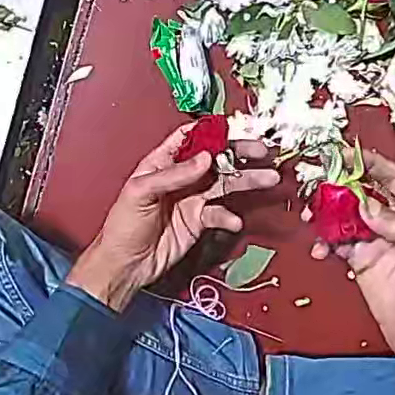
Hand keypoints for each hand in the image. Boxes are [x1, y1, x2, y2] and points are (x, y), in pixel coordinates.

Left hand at [69, 122, 280, 310]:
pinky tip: (234, 222)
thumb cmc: (124, 224)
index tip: (232, 128)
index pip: (190, 138)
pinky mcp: (200, 220)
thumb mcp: (141, 192)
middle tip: (262, 151)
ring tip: (269, 178)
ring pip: (225, 182)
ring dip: (247, 180)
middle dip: (239, 152)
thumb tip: (207, 158)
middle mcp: (183, 176)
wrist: (126, 265)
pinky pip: (220, 213)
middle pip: (216, 158)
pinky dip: (229, 216)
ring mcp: (193, 197)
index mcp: (163, 162)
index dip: (211, 131)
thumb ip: (174, 174)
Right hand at [311, 152, 394, 394]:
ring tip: (312, 216)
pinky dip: (326, 242)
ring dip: (327, 213)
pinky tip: (321, 249)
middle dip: (341, 185)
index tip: (348, 153)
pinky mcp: (361, 264)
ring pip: (346, 217)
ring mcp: (377, 244)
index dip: (373, 163)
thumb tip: (368, 207)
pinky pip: (338, 244)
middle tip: (319, 183)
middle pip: (364, 194)